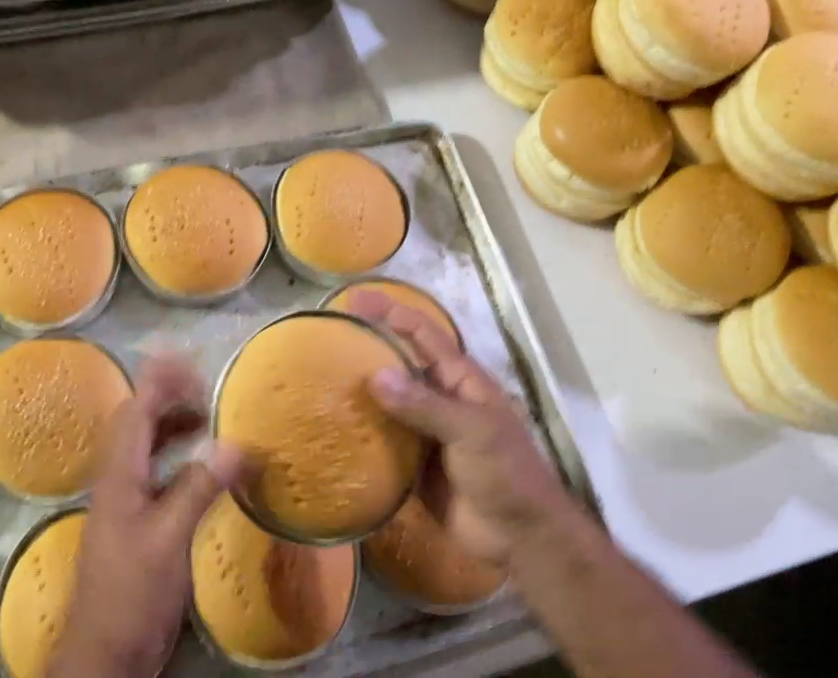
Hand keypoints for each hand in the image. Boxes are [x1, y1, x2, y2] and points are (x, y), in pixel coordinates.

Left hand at [49, 358, 244, 677]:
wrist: (105, 652)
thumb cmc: (132, 591)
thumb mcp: (169, 539)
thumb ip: (200, 488)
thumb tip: (235, 441)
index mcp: (119, 475)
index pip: (137, 412)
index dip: (160, 381)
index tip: (187, 357)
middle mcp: (118, 480)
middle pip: (139, 424)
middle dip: (169, 397)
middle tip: (206, 385)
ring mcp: (126, 503)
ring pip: (148, 449)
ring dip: (175, 427)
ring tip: (210, 417)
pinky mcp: (138, 525)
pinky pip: (158, 474)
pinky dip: (180, 459)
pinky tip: (204, 467)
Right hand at [350, 291, 574, 566]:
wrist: (519, 538)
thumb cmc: (506, 473)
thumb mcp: (471, 431)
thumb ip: (425, 405)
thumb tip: (374, 376)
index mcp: (461, 381)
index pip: (423, 335)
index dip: (392, 313)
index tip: (356, 298)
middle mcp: (441, 400)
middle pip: (400, 366)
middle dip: (368, 350)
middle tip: (327, 340)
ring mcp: (426, 434)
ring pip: (387, 404)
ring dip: (359, 394)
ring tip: (317, 382)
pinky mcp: (413, 467)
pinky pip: (382, 444)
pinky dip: (360, 436)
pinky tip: (330, 431)